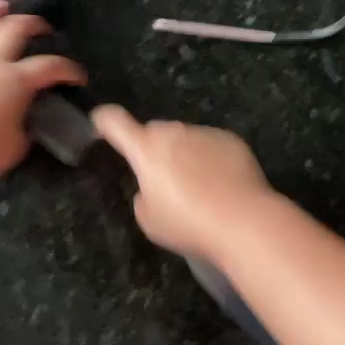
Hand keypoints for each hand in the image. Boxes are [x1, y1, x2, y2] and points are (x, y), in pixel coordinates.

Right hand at [90, 105, 289, 260]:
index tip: (100, 124)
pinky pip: (210, 144)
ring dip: (182, 153)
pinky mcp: (231, 139)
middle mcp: (173, 133)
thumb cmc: (189, 224)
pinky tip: (221, 184)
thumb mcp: (149, 220)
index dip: (103, 120)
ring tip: (198, 186)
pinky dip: (209, 158)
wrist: (245, 221)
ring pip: (184, 137)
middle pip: (153, 131)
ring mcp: (204, 133)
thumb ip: (142, 196)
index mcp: (146, 149)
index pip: (114, 121)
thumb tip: (152, 188)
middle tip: (161, 178)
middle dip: (151, 147)